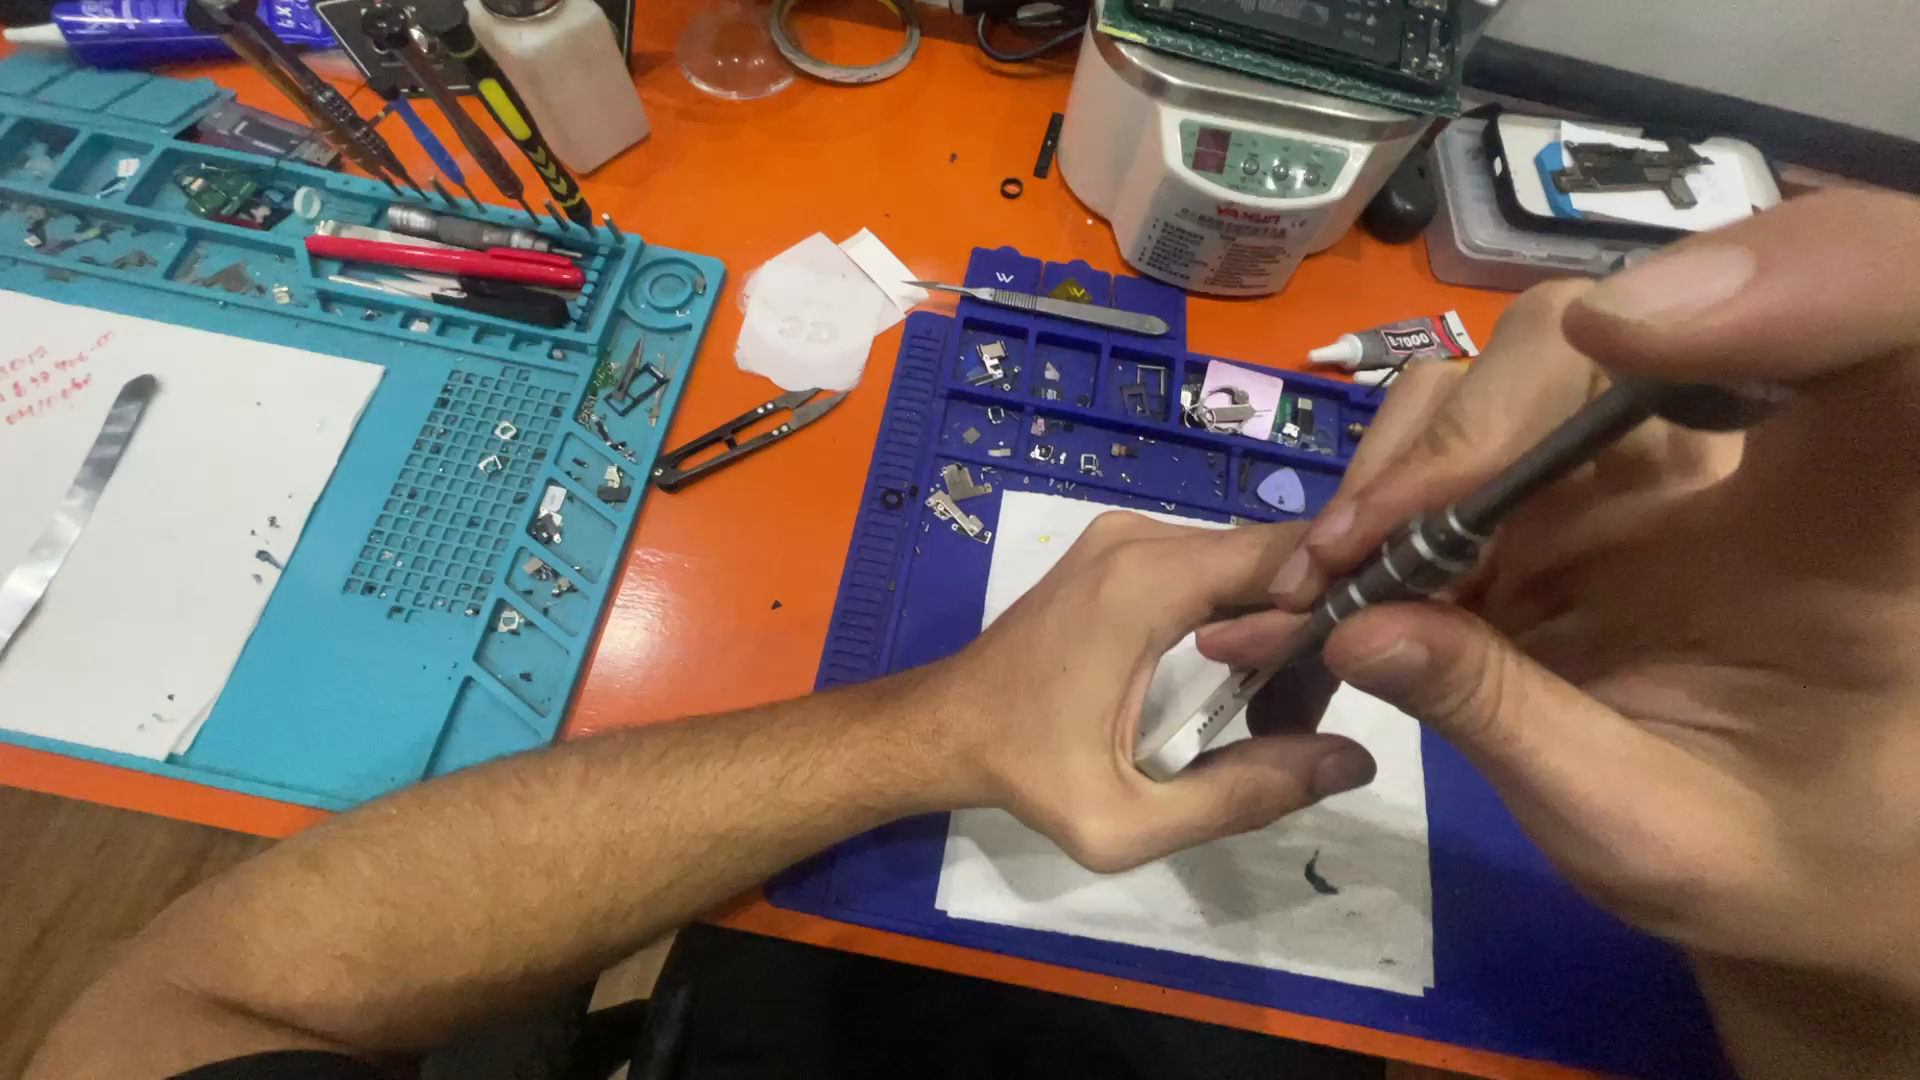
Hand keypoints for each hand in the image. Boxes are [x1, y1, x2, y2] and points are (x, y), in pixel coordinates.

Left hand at [930, 512, 1376, 872]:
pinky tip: (1225, 677)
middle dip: (1306, 629)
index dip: (1340, 604)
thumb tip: (1351, 761)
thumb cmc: (1027, 770)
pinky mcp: (1114, 551)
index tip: (1353, 677)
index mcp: (1144, 582)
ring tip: (1263, 712)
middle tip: (1299, 718)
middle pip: (1269, 559)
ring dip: (1270, 626)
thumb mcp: (1128, 818)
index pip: (1289, 555)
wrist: (949, 723)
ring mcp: (1122, 536)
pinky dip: (1231, 612)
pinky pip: (1201, 567)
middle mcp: (1137, 538)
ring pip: (1239, 563)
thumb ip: (1243, 795)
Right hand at [1199, 190, 1919, 995]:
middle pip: (1592, 341)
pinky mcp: (1530, 496)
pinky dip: (1372, 491)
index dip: (1794, 281)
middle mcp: (1726, 466)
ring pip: (1492, 375)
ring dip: (1394, 461)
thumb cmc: (1759, 855)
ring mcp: (1613, 473)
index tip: (1621, 333)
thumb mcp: (1634, 824)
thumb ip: (1502, 720)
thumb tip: (1354, 630)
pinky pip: (1437, 439)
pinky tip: (1336, 565)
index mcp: (1849, 535)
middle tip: (1372, 540)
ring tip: (1333, 567)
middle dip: (1464, 432)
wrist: (1760, 860)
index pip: (1891, 334)